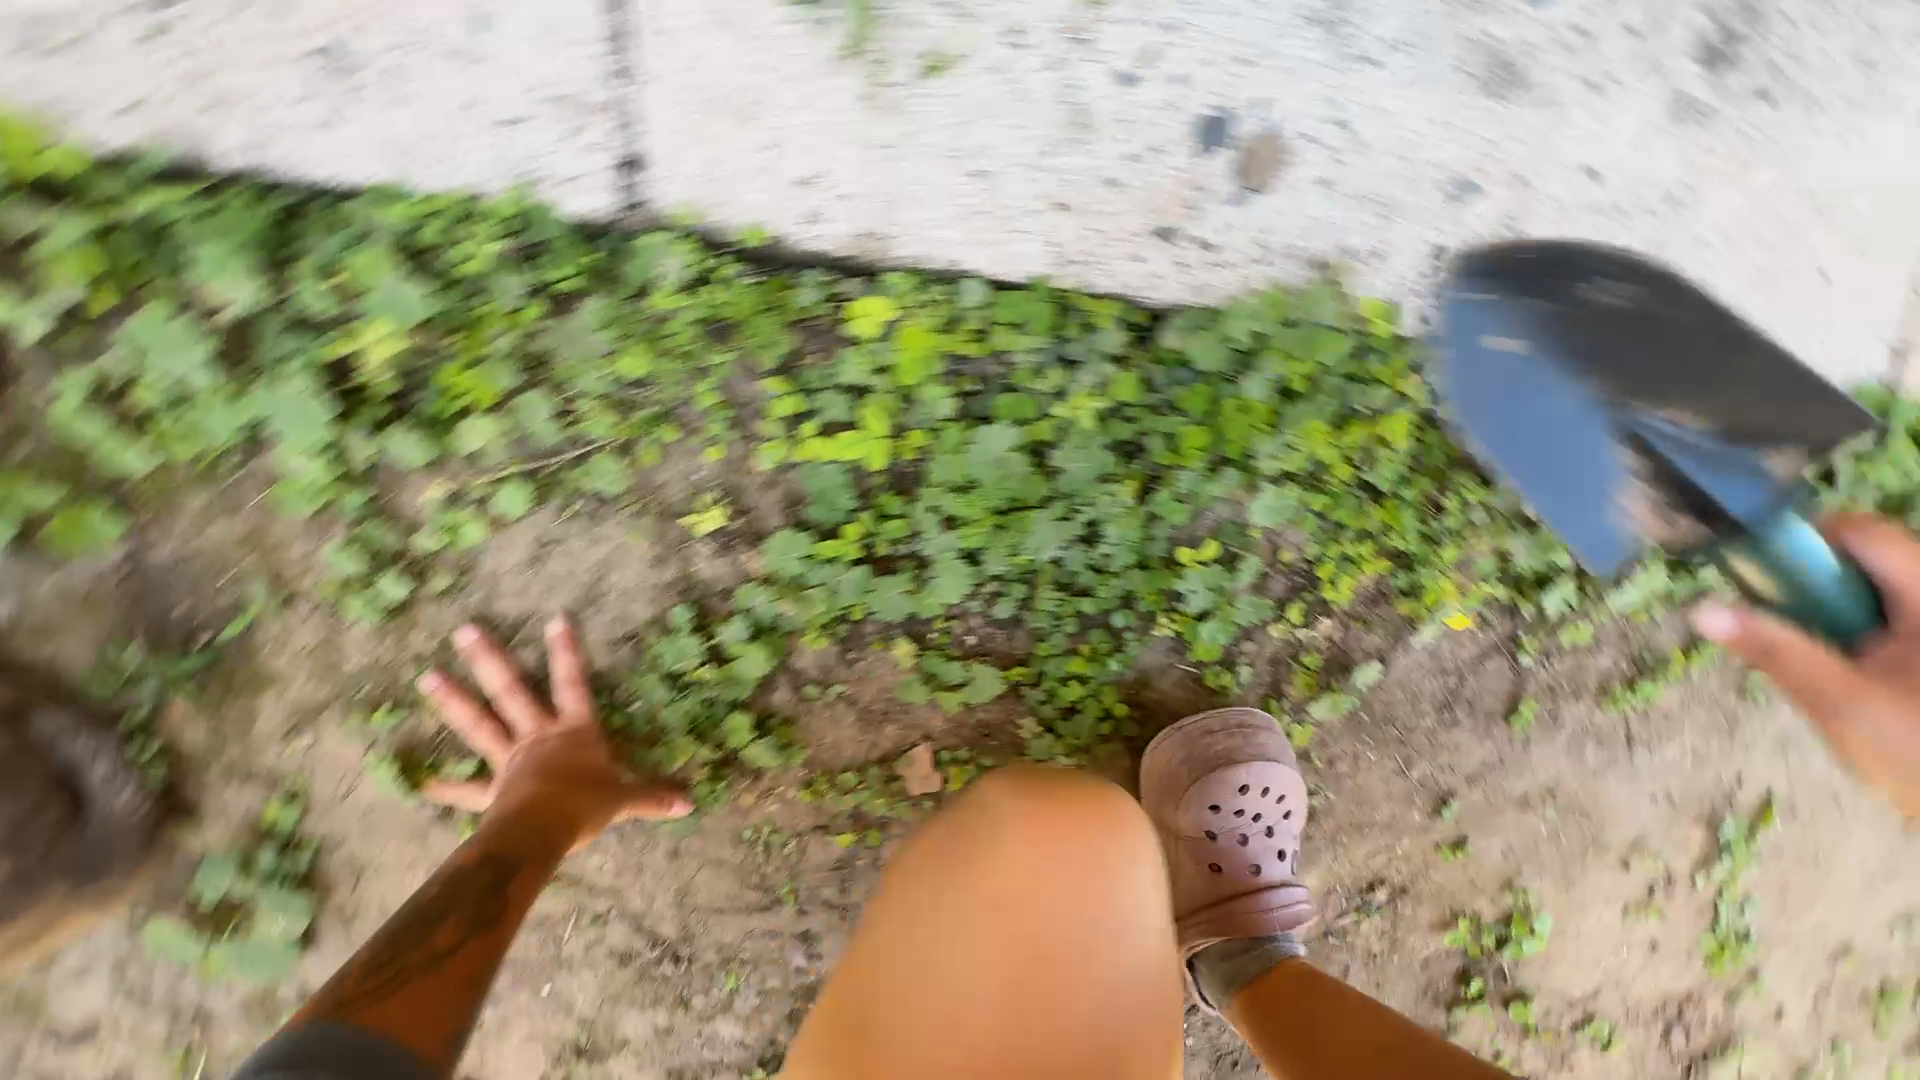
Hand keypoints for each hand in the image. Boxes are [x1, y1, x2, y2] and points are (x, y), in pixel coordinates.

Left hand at [415, 615, 690, 844]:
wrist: (542, 832)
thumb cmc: (586, 805)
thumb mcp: (626, 799)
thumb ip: (653, 796)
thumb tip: (690, 803)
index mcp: (575, 731)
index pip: (574, 683)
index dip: (566, 652)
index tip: (555, 618)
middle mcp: (539, 736)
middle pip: (512, 691)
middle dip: (490, 660)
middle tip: (464, 631)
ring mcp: (510, 760)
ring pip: (479, 724)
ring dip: (453, 701)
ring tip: (427, 676)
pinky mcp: (491, 792)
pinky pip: (466, 789)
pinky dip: (444, 786)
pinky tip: (419, 781)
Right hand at [1691, 513, 1919, 816]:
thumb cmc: (1919, 749)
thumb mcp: (1839, 702)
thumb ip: (1774, 650)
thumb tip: (1702, 610)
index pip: (1862, 533)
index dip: (1804, 540)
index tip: (1759, 575)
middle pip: (1864, 562)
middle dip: (1809, 588)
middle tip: (1783, 631)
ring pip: (1872, 595)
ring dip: (1827, 616)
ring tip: (1819, 664)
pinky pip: (1887, 624)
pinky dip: (1853, 638)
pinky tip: (1851, 680)